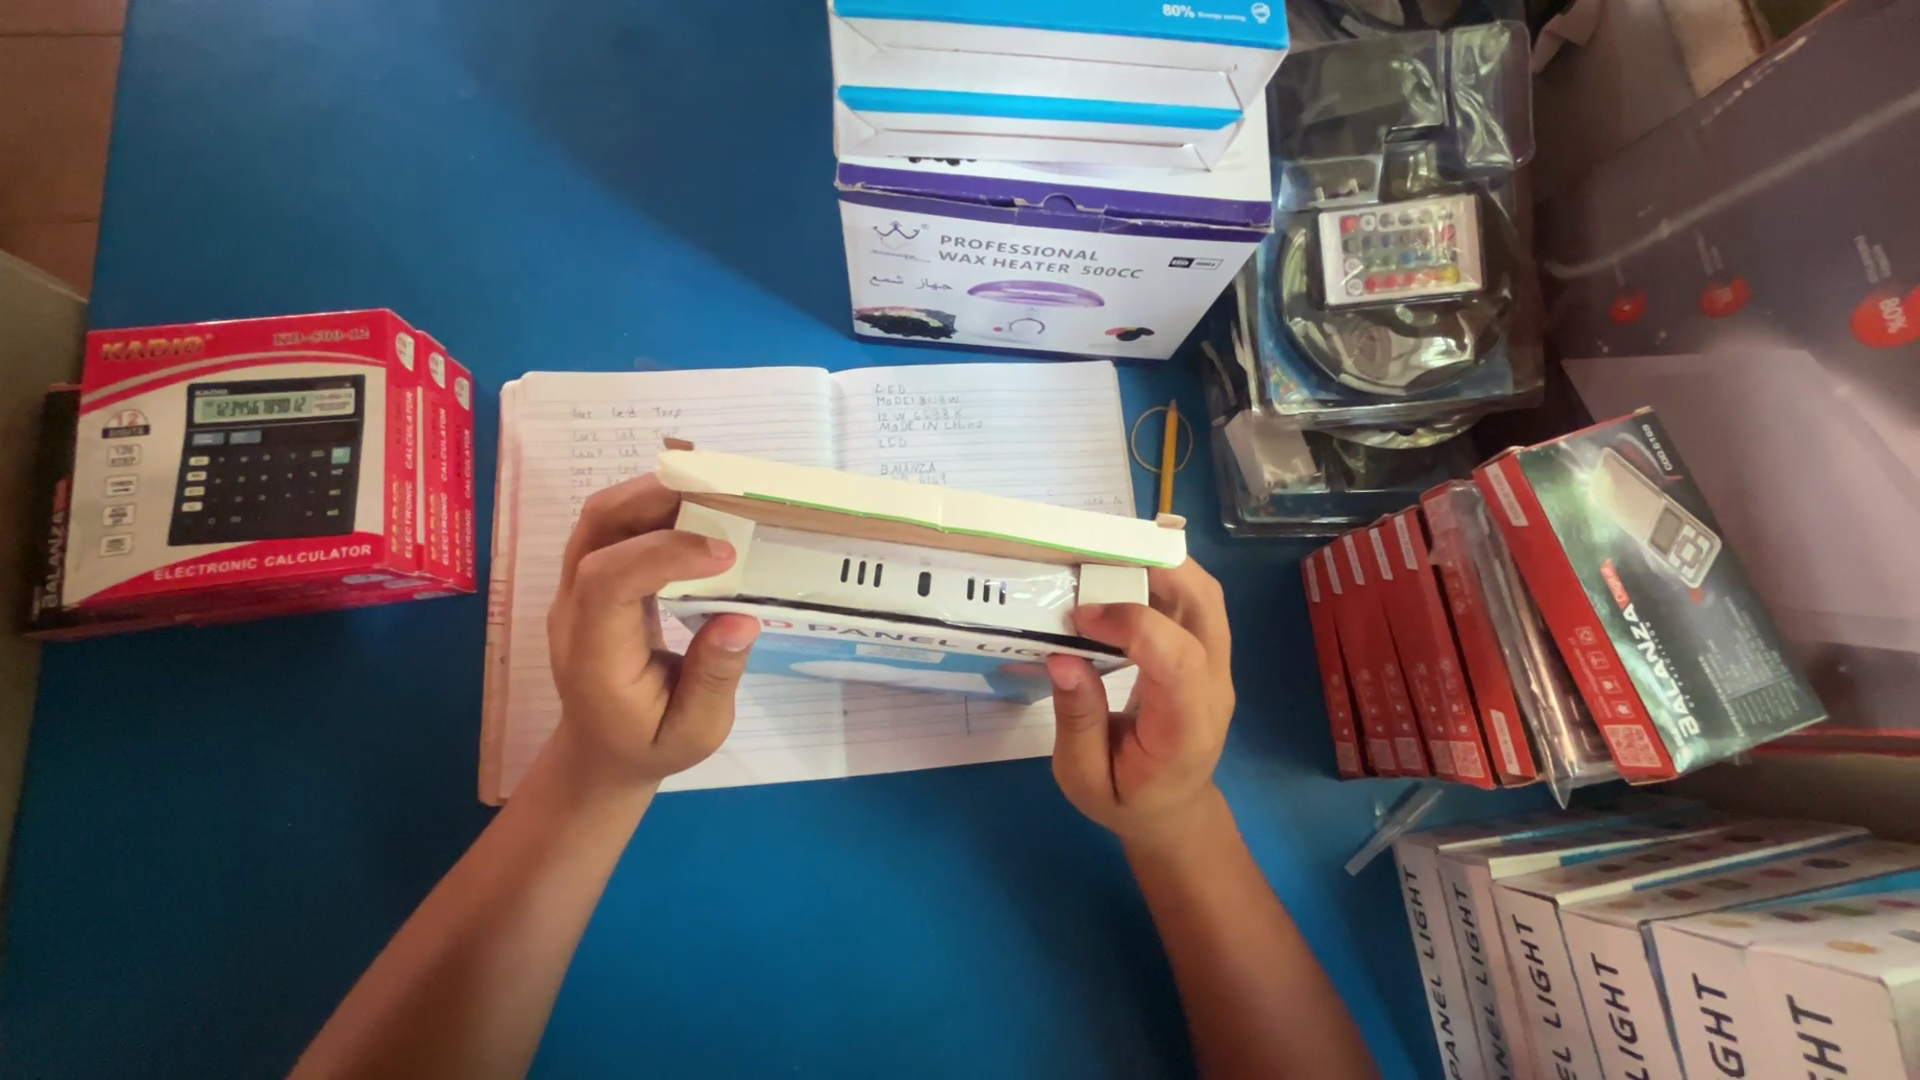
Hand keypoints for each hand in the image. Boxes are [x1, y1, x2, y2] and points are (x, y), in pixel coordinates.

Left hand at [546, 475, 760, 792]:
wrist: (601, 752)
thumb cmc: (650, 744)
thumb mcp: (696, 732)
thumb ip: (714, 678)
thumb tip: (743, 618)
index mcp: (595, 654)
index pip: (609, 580)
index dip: (665, 553)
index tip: (726, 553)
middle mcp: (573, 611)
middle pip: (595, 528)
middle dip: (655, 499)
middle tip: (722, 495)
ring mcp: (576, 590)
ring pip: (600, 517)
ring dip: (654, 494)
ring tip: (713, 492)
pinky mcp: (591, 580)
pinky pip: (613, 527)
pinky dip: (653, 507)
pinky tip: (695, 509)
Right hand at [1046, 559, 1234, 850]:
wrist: (1172, 810)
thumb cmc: (1126, 799)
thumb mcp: (1085, 778)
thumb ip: (1077, 721)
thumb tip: (1062, 658)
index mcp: (1186, 727)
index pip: (1180, 660)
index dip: (1133, 624)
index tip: (1080, 614)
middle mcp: (1214, 687)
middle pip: (1206, 606)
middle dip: (1156, 567)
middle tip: (1096, 555)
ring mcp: (1217, 665)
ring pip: (1204, 593)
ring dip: (1158, 565)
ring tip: (1104, 557)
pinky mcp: (1205, 653)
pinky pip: (1192, 601)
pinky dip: (1159, 576)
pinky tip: (1118, 575)